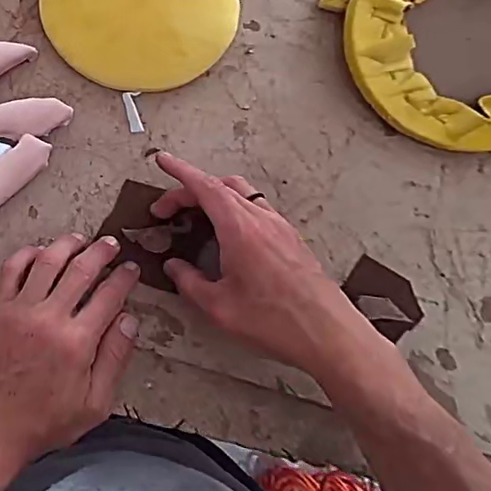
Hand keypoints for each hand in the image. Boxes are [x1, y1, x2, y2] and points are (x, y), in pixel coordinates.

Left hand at [0, 234, 140, 473]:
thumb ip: (115, 358)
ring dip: (68, 244)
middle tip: (112, 244)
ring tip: (81, 240)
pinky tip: (42, 251)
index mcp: (77, 342)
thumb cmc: (48, 420)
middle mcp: (49, 319)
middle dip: (102, 251)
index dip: (125, 277)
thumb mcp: (95, 403)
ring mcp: (21, 311)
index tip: (131, 269)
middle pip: (82, 269)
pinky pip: (12, 269)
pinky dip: (28, 254)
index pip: (110, 294)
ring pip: (48, 261)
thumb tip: (129, 319)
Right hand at [152, 152, 382, 385]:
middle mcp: (259, 218)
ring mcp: (277, 224)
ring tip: (196, 214)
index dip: (179, 171)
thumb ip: (190, 282)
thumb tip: (176, 268)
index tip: (163, 161)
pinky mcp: (289, 235)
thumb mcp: (219, 307)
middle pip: (219, 186)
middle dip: (189, 190)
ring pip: (240, 192)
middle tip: (168, 209)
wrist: (326, 330)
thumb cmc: (277, 320)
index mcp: (239, 227)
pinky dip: (234, 206)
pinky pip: (256, 206)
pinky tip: (228, 230)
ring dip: (214, 194)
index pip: (203, 186)